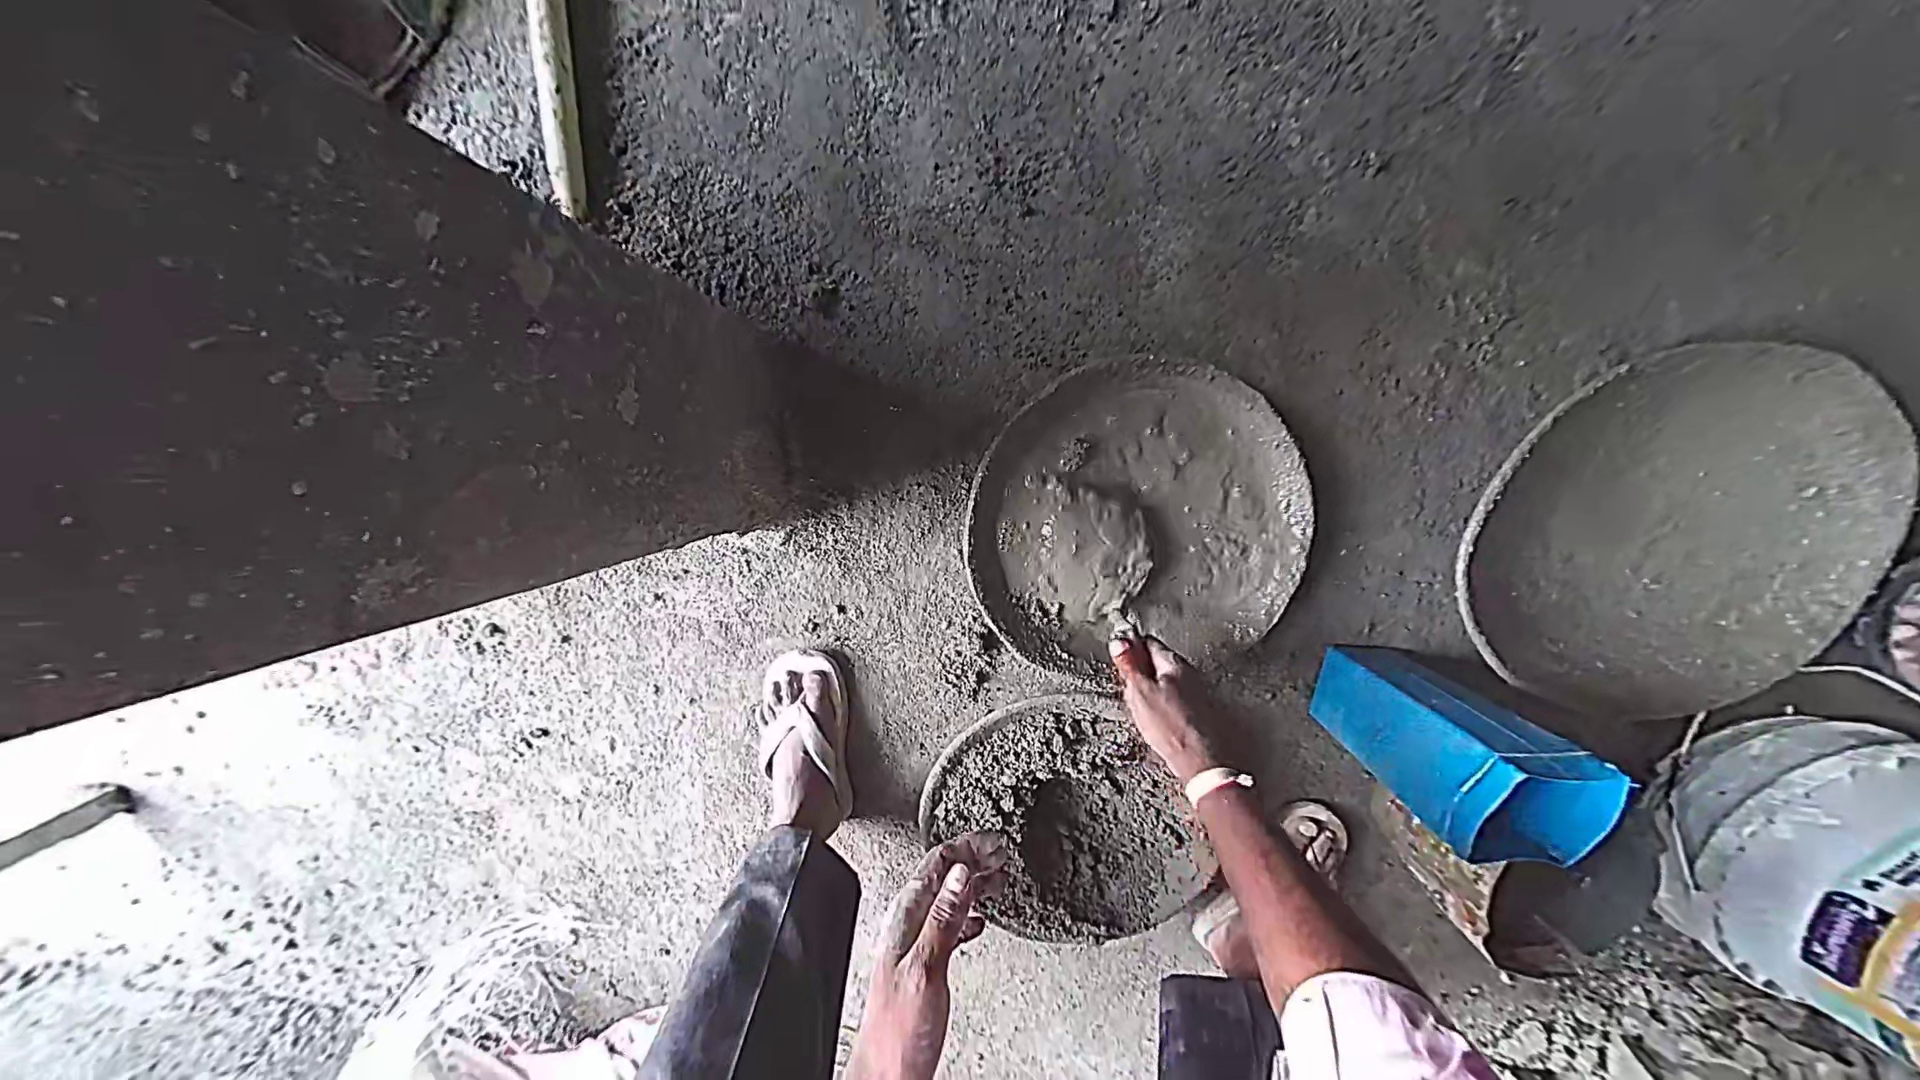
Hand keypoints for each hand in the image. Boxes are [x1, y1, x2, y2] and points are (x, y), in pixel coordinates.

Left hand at [847, 832, 1009, 1079]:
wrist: (885, 1076)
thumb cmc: (898, 1031)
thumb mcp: (926, 968)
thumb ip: (943, 918)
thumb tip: (961, 872)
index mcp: (907, 916)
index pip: (937, 863)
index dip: (967, 847)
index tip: (993, 841)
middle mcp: (910, 923)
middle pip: (944, 875)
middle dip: (974, 859)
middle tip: (1002, 853)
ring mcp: (917, 942)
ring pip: (949, 897)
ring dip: (974, 883)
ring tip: (999, 876)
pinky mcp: (926, 963)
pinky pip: (950, 924)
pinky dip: (969, 913)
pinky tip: (980, 918)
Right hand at [1110, 635, 1219, 783]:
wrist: (1205, 765)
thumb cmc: (1174, 729)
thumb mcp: (1140, 693)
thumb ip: (1130, 665)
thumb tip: (1119, 641)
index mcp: (1175, 663)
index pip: (1148, 643)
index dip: (1131, 650)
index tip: (1120, 661)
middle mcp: (1191, 674)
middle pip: (1159, 664)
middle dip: (1142, 674)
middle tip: (1129, 691)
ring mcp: (1199, 695)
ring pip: (1168, 685)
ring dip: (1154, 694)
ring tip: (1144, 713)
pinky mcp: (1203, 716)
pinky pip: (1178, 704)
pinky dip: (1166, 710)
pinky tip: (1161, 726)